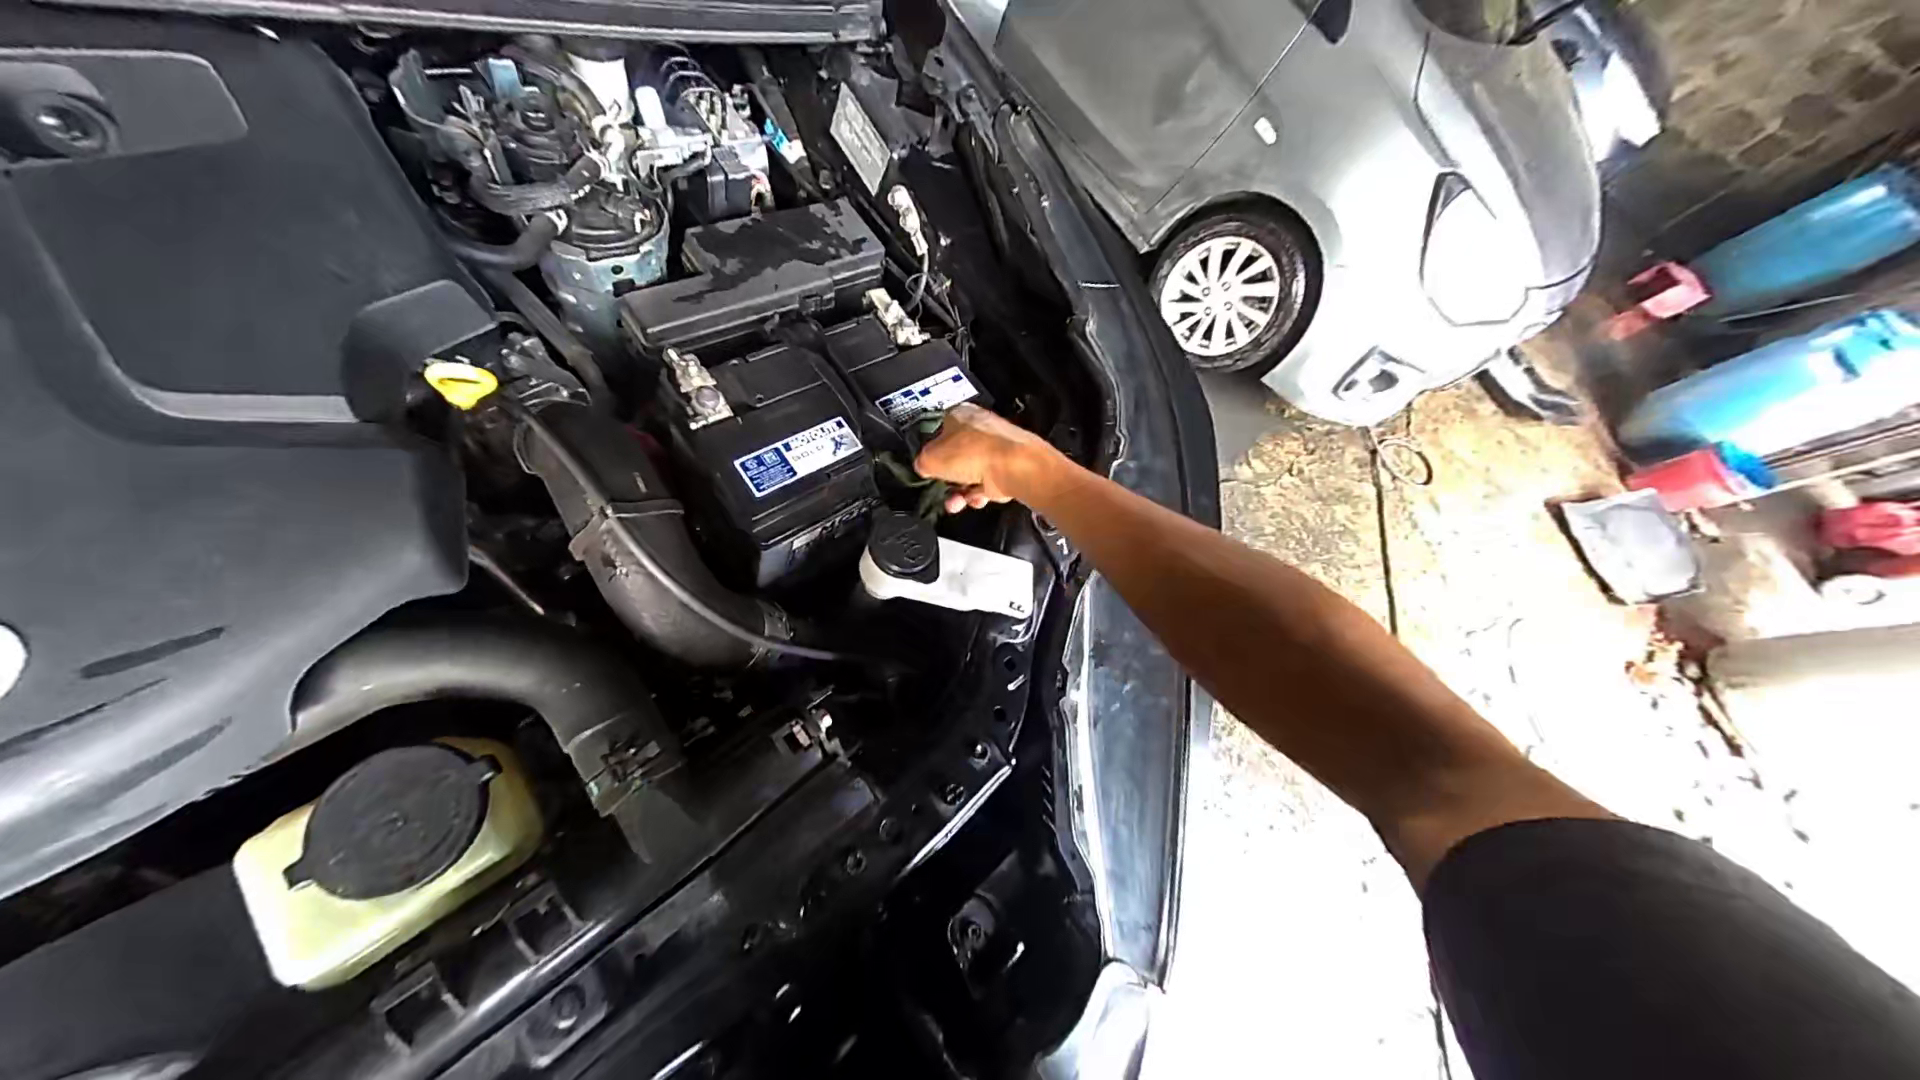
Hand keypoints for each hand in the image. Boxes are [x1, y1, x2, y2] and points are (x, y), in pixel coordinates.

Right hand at [914, 403, 1064, 513]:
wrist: (1014, 468)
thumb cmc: (978, 452)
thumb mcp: (930, 458)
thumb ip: (922, 462)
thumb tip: (922, 467)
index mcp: (959, 414)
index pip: (937, 431)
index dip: (929, 451)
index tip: (925, 467)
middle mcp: (979, 428)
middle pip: (954, 457)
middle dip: (946, 478)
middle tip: (941, 487)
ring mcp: (995, 448)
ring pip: (970, 473)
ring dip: (960, 491)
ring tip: (956, 501)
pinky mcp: (1007, 467)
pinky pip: (986, 484)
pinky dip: (978, 494)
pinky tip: (975, 498)